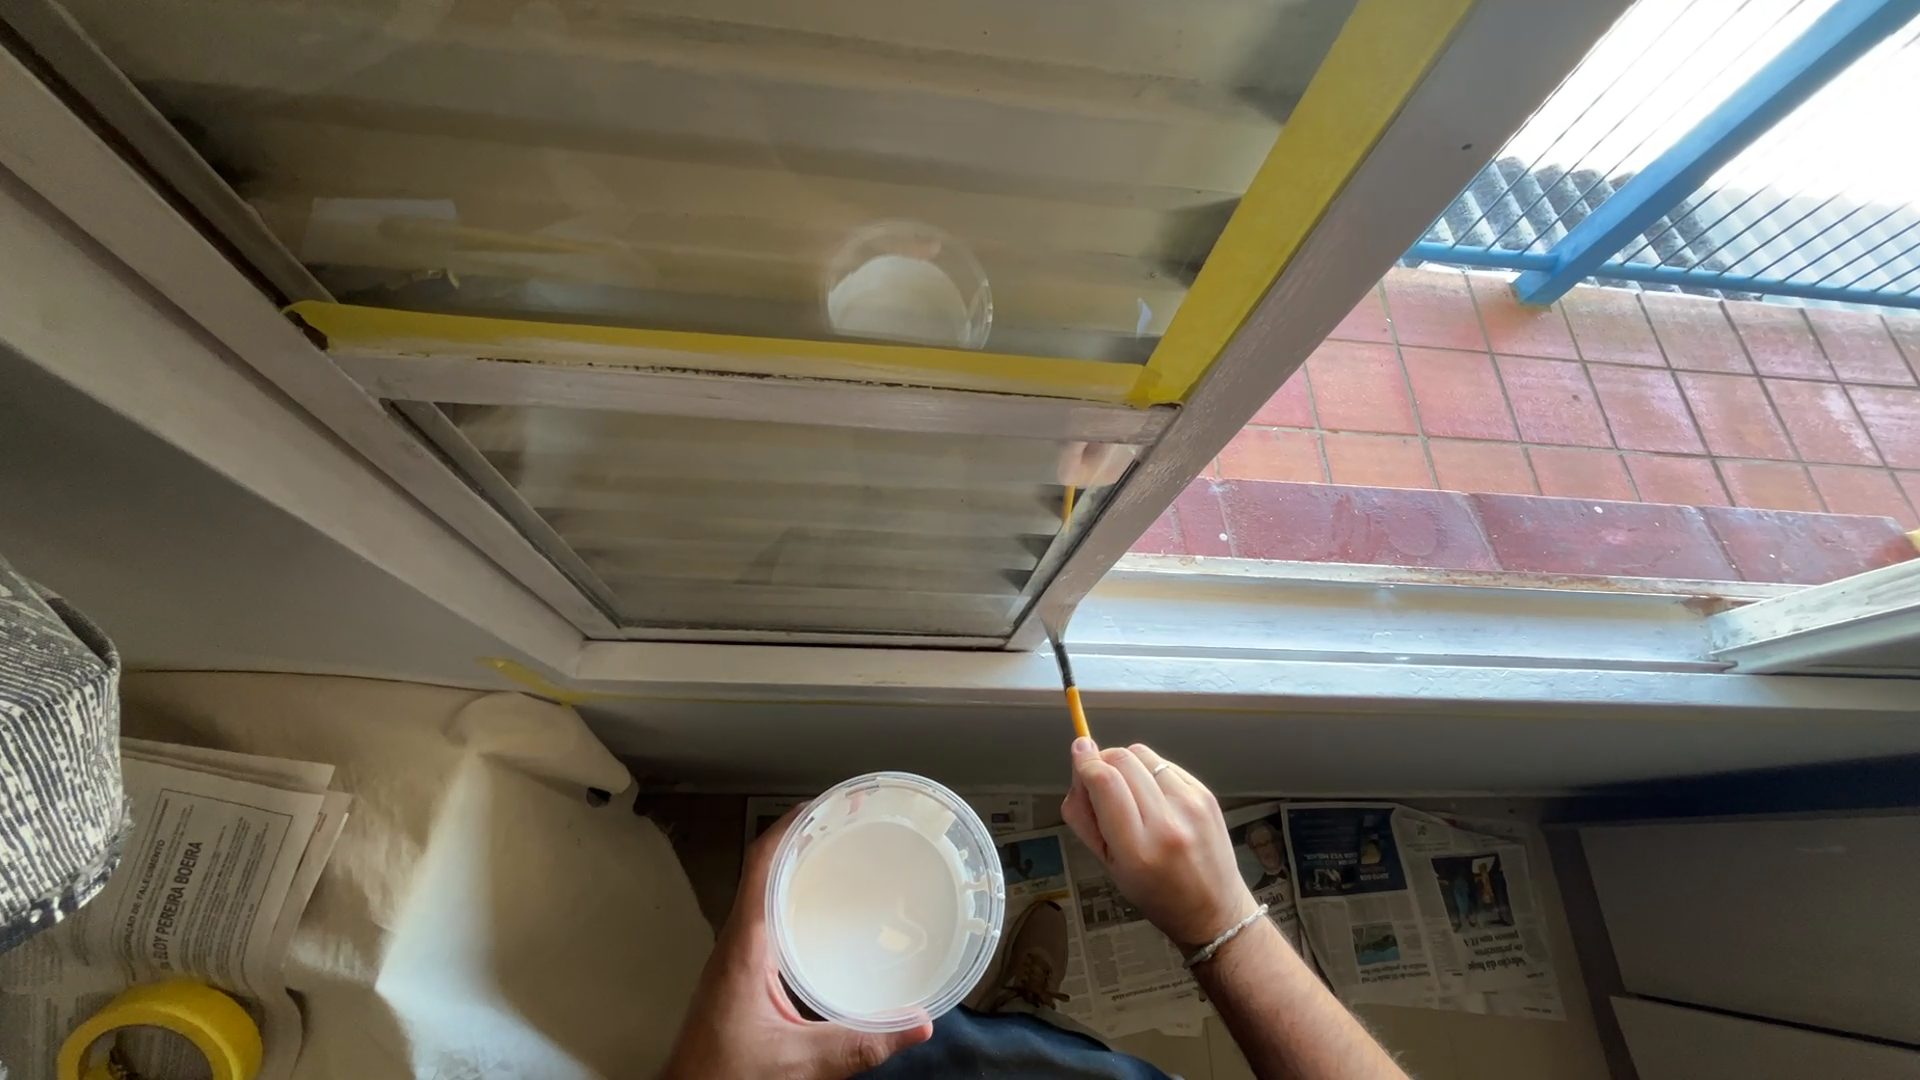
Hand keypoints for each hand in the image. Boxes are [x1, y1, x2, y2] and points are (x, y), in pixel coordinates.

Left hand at [661, 808, 932, 1079]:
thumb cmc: (723, 1078)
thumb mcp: (798, 1063)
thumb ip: (859, 1044)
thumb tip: (918, 1022)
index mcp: (746, 942)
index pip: (763, 860)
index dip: (793, 824)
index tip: (827, 803)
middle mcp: (738, 937)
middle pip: (766, 864)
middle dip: (805, 833)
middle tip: (846, 818)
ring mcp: (737, 952)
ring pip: (765, 886)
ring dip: (798, 859)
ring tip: (837, 846)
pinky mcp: (741, 969)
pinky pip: (767, 911)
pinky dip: (793, 891)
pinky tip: (820, 906)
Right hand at [1061, 739, 1256, 947]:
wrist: (1213, 909)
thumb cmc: (1157, 893)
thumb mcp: (1106, 865)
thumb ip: (1083, 816)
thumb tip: (1079, 767)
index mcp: (1137, 849)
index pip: (1104, 782)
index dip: (1085, 762)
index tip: (1079, 754)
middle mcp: (1167, 824)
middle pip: (1122, 759)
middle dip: (1103, 761)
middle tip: (1099, 780)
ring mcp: (1191, 805)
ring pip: (1142, 754)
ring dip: (1126, 763)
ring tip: (1130, 791)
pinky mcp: (1206, 794)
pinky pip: (1164, 762)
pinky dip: (1149, 770)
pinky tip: (1153, 794)